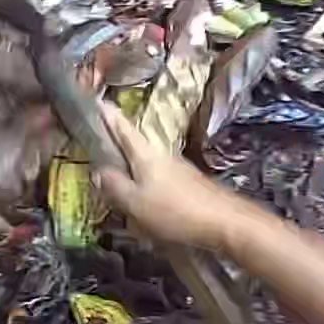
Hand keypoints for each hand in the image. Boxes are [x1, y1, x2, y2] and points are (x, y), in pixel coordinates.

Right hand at [93, 103, 251, 251]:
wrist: (226, 222)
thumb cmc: (175, 209)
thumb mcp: (135, 201)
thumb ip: (114, 185)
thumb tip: (97, 170)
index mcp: (145, 154)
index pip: (123, 128)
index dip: (109, 115)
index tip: (97, 101)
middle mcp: (162, 156)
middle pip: (134, 145)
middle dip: (117, 144)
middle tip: (97, 147)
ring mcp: (177, 170)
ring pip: (146, 165)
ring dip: (130, 169)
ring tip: (115, 182)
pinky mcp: (187, 185)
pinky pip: (157, 180)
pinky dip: (144, 185)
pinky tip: (142, 204)